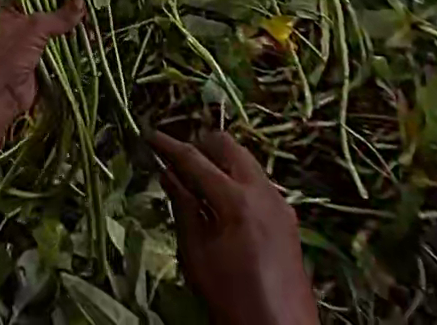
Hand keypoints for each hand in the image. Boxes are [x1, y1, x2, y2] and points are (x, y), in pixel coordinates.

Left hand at [0, 1, 84, 125]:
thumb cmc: (7, 54)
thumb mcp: (32, 28)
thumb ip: (58, 16)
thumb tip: (80, 3)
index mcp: (11, 9)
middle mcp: (21, 24)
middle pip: (50, 11)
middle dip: (70, 9)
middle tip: (90, 7)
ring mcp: (32, 44)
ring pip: (58, 32)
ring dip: (75, 28)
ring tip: (93, 25)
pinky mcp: (42, 63)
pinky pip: (61, 51)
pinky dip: (75, 46)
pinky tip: (90, 41)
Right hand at [151, 130, 316, 324]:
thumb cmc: (233, 300)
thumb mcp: (197, 254)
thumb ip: (183, 206)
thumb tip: (166, 172)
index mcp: (237, 202)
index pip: (195, 159)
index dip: (168, 146)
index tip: (149, 136)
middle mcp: (262, 191)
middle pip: (226, 144)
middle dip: (199, 146)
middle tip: (178, 163)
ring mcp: (279, 201)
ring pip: (243, 158)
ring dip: (218, 161)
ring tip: (197, 184)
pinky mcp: (287, 214)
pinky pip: (256, 179)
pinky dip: (236, 177)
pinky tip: (221, 202)